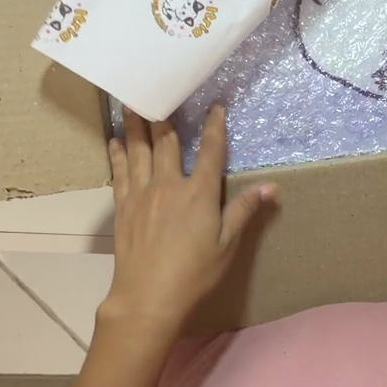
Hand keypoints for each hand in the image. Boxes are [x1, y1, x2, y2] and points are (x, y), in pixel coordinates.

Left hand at [101, 106, 275, 336]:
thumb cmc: (194, 273)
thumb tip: (271, 187)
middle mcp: (169, 184)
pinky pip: (120, 171)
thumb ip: (244, 211)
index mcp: (199, 193)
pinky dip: (118, 153)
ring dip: (137, 124)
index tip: (215, 105)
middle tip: (161, 89)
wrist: (148, 296)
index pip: (210, 151)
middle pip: (167, 141)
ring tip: (132, 101)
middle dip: (166, 114)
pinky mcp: (123, 206)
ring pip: (139, 149)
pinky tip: (115, 140)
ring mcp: (142, 193)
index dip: (214, 126)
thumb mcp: (227, 244)